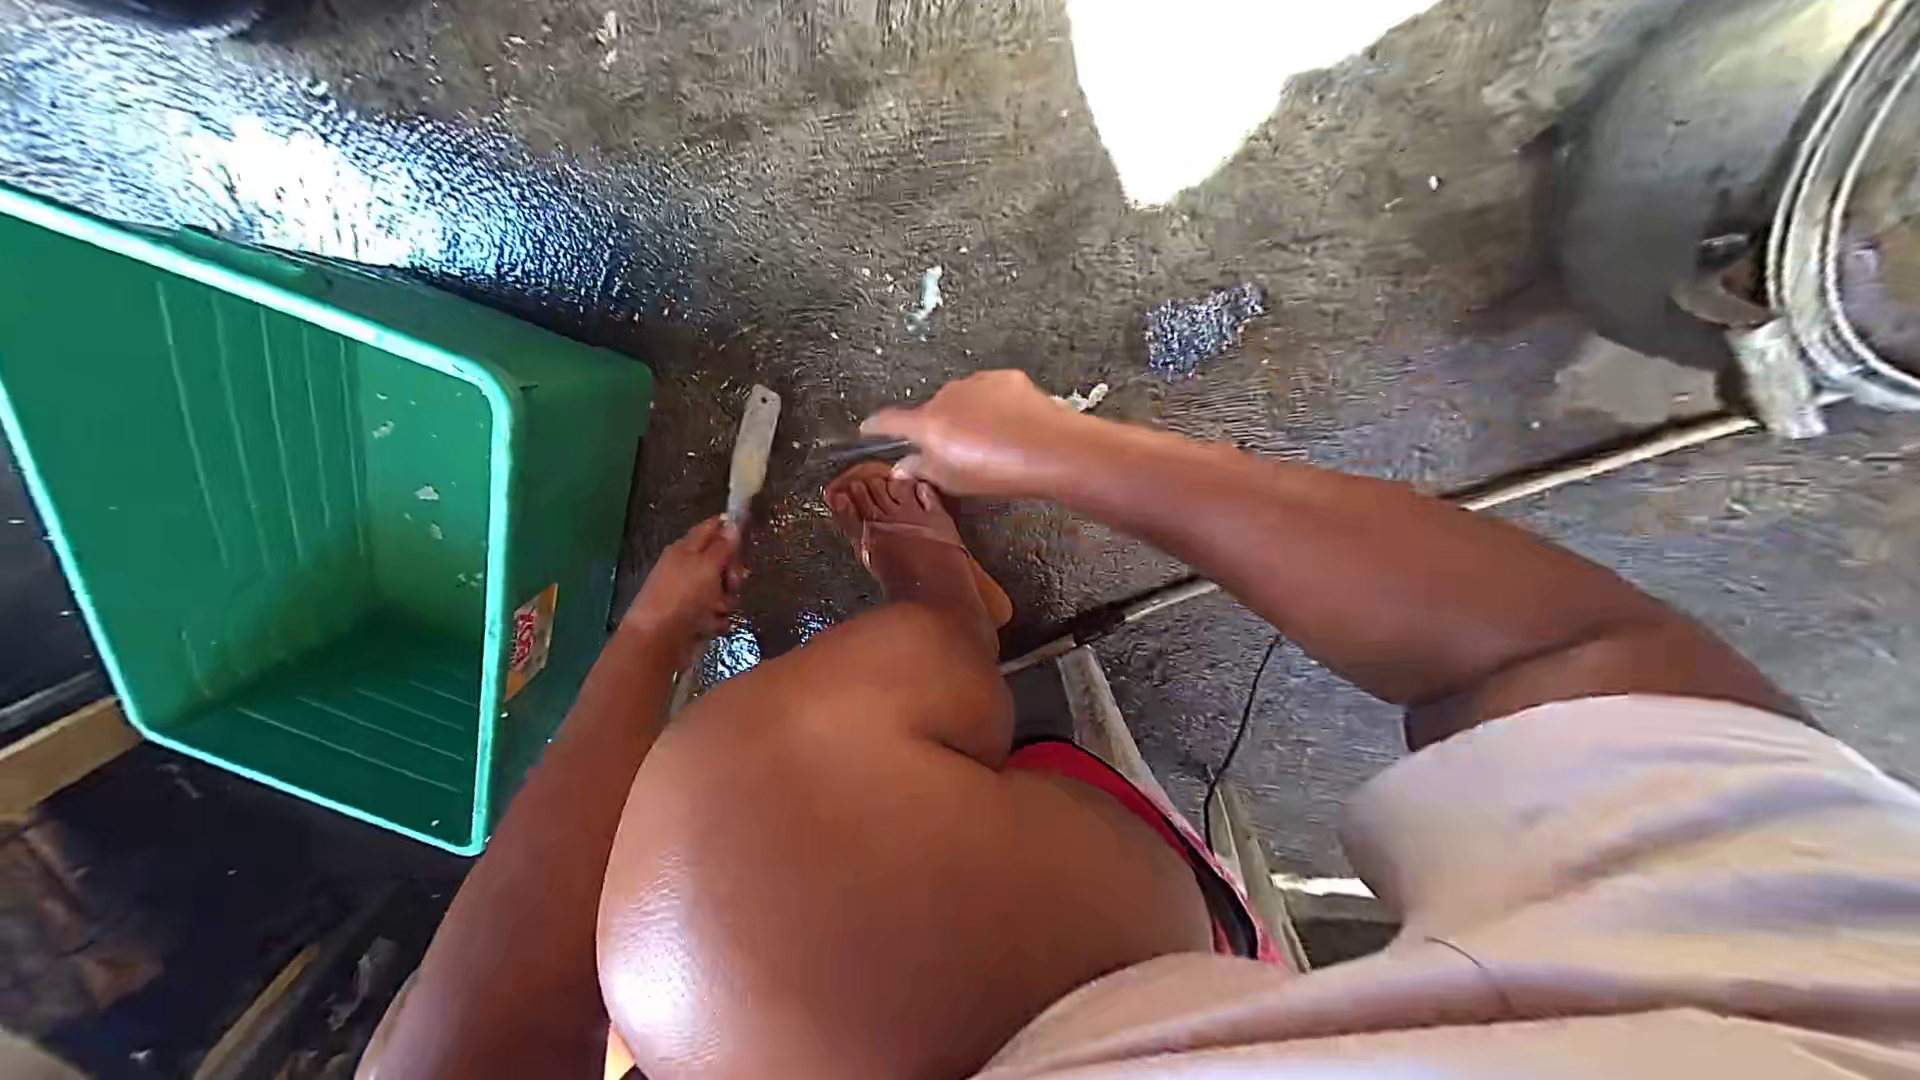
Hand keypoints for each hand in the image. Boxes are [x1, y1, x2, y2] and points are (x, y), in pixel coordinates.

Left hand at [624, 517, 743, 653]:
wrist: (657, 640)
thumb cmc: (683, 596)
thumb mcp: (708, 565)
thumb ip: (723, 546)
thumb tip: (733, 523)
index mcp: (686, 549)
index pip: (712, 528)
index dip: (730, 530)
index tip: (748, 538)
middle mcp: (687, 568)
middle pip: (722, 561)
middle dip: (733, 573)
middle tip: (732, 583)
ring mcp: (689, 594)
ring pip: (723, 590)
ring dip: (726, 600)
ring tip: (716, 609)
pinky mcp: (692, 616)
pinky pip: (715, 612)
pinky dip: (716, 619)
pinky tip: (709, 625)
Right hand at [860, 370, 1105, 496]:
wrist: (1049, 448)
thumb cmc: (999, 469)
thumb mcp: (953, 480)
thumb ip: (922, 470)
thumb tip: (902, 468)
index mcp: (927, 423)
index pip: (889, 421)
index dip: (876, 426)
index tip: (868, 428)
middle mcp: (946, 396)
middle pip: (930, 412)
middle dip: (937, 429)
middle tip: (953, 453)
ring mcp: (976, 384)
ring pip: (960, 401)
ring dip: (966, 417)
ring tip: (987, 444)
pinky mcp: (1004, 379)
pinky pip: (988, 393)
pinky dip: (991, 407)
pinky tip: (1007, 427)